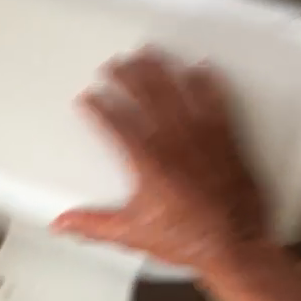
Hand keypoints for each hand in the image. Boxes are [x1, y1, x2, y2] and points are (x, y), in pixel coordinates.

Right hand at [53, 48, 272, 276]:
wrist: (235, 246)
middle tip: (114, 64)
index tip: (88, 98)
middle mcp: (174, 144)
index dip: (98, 108)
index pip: (115, 125)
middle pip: (145, 98)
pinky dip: (207, 84)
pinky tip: (200, 69)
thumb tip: (65, 222)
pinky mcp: (226, 141)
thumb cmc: (190, 239)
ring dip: (161, 70)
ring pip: (177, 93)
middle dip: (126, 77)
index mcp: (148, 163)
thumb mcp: (132, 234)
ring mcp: (202, 138)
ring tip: (148, 54)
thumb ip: (94, 225)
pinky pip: (216, 103)